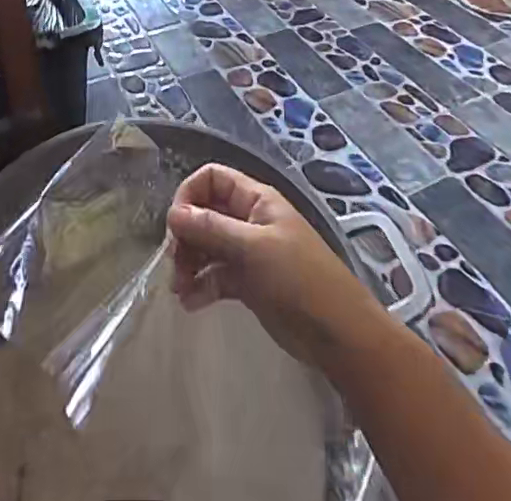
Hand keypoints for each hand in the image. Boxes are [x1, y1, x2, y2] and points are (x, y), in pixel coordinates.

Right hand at [164, 164, 384, 369]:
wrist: (337, 333)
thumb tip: (172, 214)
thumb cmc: (299, 279)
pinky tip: (191, 303)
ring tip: (180, 289)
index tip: (175, 224)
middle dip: (186, 235)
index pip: (212, 178)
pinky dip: (200, 286)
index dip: (189, 194)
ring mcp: (248, 252)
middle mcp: (249, 220)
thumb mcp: (253, 248)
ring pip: (206, 246)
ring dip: (188, 264)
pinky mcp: (247, 283)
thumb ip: (211, 228)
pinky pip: (215, 276)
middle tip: (175, 262)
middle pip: (204, 213)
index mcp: (255, 200)